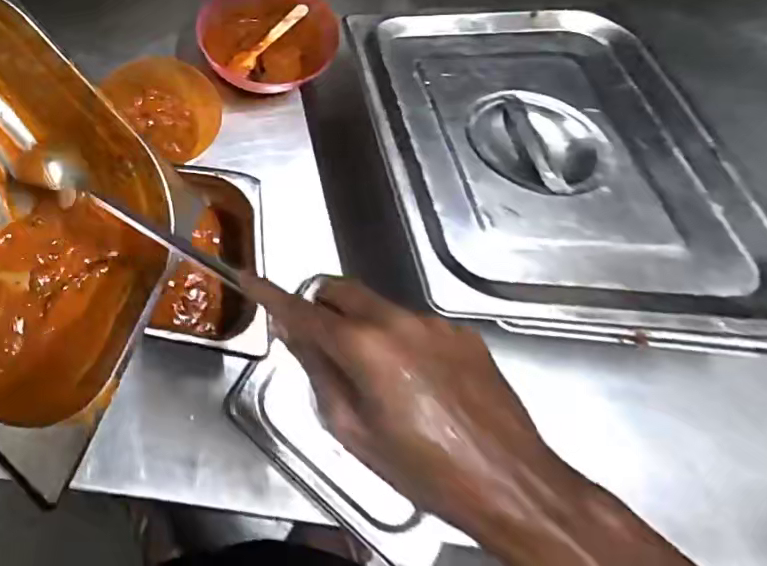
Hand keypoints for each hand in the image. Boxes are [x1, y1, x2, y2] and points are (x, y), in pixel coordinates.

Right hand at [245, 275, 691, 565]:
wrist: (520, 489)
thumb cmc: (426, 470)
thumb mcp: (353, 429)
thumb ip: (317, 372)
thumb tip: (295, 335)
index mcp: (361, 347)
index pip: (300, 310)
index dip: (267, 293)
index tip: (247, 277)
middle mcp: (394, 322)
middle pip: (337, 289)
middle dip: (321, 306)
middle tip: (322, 340)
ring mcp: (433, 325)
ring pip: (375, 304)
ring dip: (361, 322)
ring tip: (378, 371)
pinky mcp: (463, 335)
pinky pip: (412, 322)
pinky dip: (399, 337)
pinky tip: (419, 379)